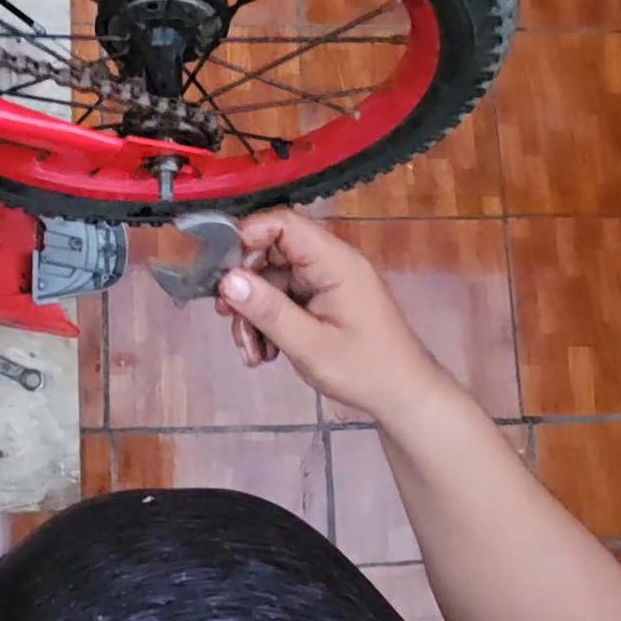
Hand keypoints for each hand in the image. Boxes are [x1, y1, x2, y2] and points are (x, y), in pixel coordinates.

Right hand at [214, 208, 459, 419]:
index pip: (284, 223)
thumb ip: (268, 310)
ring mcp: (324, 282)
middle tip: (226, 318)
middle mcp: (329, 263)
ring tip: (252, 353)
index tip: (218, 267)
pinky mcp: (320, 300)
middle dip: (244, 288)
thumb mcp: (309, 345)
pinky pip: (281, 299)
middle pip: (271, 254)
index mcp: (335, 262)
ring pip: (270, 282)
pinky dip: (267, 324)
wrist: (401, 397)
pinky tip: (265, 353)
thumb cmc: (363, 370)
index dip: (247, 236)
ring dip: (253, 315)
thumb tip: (227, 280)